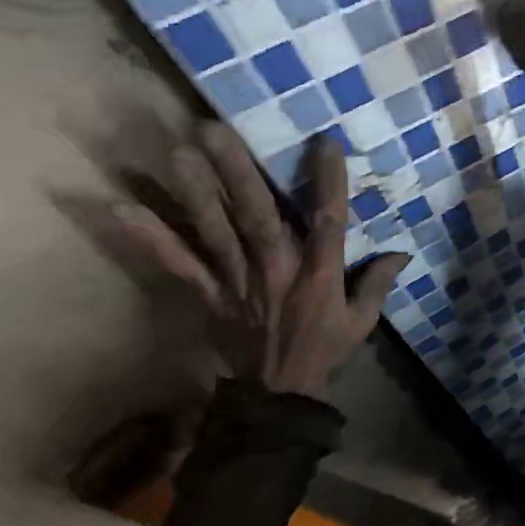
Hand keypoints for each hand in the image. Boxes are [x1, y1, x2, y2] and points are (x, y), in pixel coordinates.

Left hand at [113, 124, 410, 400]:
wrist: (279, 395)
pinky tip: (122, 208)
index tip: (323, 141)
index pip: (328, 221)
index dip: (328, 182)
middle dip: (238, 174)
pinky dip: (151, 239)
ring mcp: (238, 282)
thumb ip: (377, 282)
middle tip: (215, 131)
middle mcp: (277, 271)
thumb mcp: (362, 321)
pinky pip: (179, 265)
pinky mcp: (210, 295)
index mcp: (319, 275)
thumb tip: (402, 251)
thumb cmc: (325, 351)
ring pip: (217, 232)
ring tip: (176, 152)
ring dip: (196, 193)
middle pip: (257, 217)